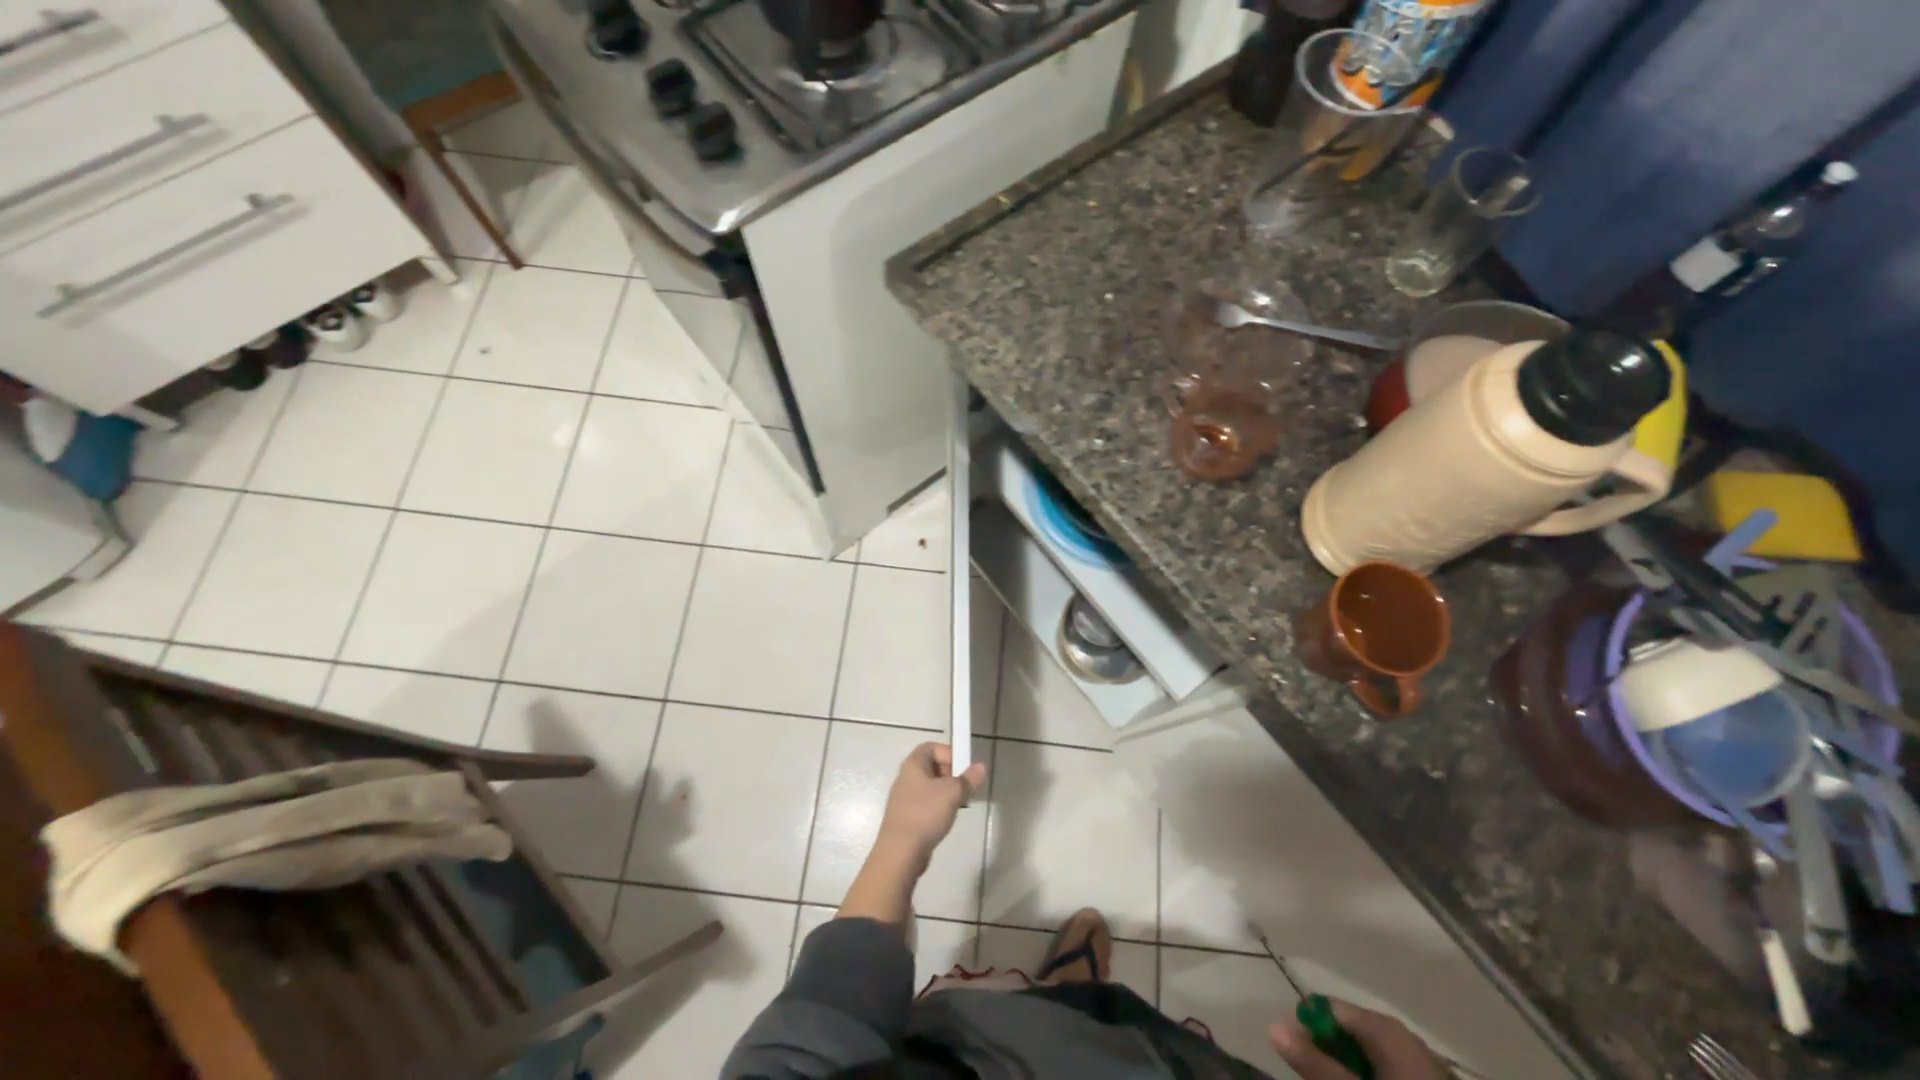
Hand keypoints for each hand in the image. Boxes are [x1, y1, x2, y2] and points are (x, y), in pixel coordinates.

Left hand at [877, 743, 985, 858]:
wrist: (901, 850)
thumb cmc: (926, 813)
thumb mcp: (952, 793)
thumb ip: (968, 778)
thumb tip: (980, 766)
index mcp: (913, 765)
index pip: (931, 747)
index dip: (949, 753)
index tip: (963, 768)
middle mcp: (906, 777)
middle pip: (932, 766)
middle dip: (951, 774)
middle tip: (964, 788)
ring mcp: (905, 798)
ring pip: (931, 787)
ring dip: (947, 792)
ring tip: (959, 804)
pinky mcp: (907, 816)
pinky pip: (926, 803)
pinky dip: (938, 807)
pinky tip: (946, 819)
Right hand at [1269, 998, 1448, 1079]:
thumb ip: (1315, 1064)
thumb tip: (1274, 1026)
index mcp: (1383, 1029)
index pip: (1325, 1008)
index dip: (1305, 1031)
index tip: (1298, 1061)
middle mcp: (1400, 1035)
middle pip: (1344, 1031)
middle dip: (1325, 1055)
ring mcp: (1416, 1059)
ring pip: (1362, 1054)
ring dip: (1345, 1071)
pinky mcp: (1425, 1079)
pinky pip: (1382, 1070)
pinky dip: (1366, 1078)